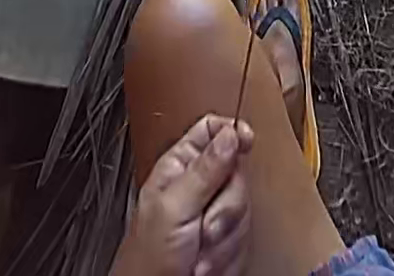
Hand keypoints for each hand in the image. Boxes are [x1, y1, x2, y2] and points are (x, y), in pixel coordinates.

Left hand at [110, 114, 253, 275]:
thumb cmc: (147, 261)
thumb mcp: (174, 208)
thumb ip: (204, 170)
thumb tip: (230, 133)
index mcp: (181, 166)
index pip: (212, 130)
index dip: (232, 131)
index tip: (246, 140)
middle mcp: (199, 187)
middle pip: (236, 173)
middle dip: (226, 207)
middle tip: (205, 226)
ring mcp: (213, 215)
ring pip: (242, 209)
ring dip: (224, 238)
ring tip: (199, 252)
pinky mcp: (225, 243)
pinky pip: (244, 239)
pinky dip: (228, 258)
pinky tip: (207, 266)